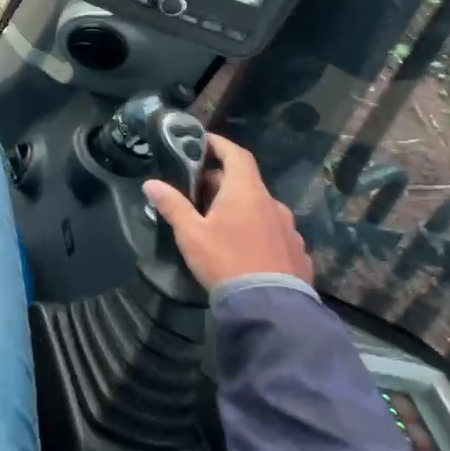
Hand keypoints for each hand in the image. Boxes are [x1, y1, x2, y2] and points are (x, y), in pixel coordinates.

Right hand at [143, 133, 312, 289]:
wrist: (271, 308)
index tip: (200, 141)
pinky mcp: (298, 254)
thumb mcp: (190, 233)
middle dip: (220, 183)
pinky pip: (274, 233)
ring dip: (240, 209)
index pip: (236, 155)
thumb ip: (171, 205)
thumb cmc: (226, 260)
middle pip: (245, 183)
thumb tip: (150, 184)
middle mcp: (273, 205)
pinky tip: (244, 248)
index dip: (219, 144)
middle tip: (196, 193)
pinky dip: (257, 231)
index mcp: (247, 193)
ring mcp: (290, 231)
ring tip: (219, 224)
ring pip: (261, 209)